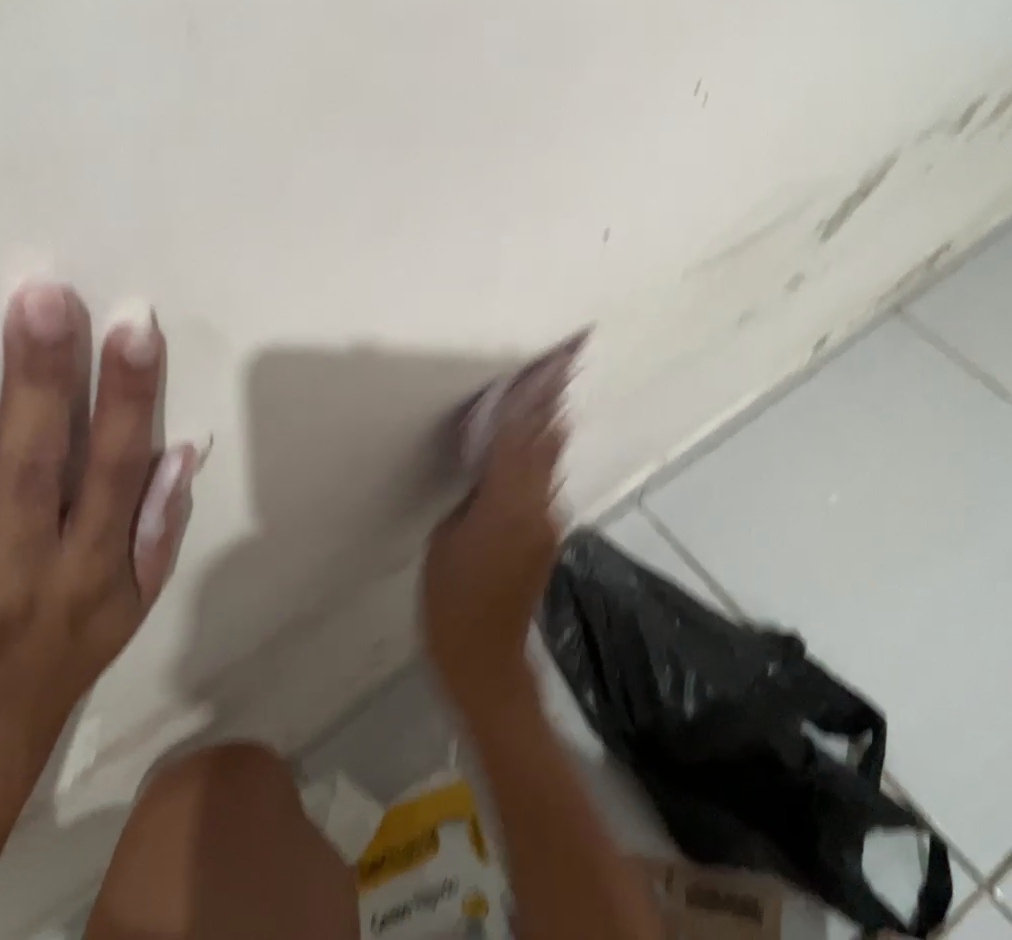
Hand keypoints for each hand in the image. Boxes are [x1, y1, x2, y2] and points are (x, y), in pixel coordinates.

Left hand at [0, 283, 204, 785]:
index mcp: (95, 567)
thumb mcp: (134, 604)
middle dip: (41, 383)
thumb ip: (158, 528)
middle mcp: (30, 571)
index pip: (117, 471)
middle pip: (35, 470)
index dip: (129, 398)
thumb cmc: (66, 656)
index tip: (133, 325)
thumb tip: (183, 450)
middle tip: (38, 298)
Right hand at [422, 341, 577, 716]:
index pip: (520, 434)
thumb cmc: (450, 601)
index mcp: (506, 502)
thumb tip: (486, 466)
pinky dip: (542, 449)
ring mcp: (547, 521)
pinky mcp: (547, 535)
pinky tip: (537, 433)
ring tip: (554, 381)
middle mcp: (537, 505)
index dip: (532, 395)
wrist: (485, 657)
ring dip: (551, 419)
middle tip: (566, 354)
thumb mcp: (445, 537)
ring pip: (551, 457)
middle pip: (548, 439)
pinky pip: (545, 479)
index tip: (548, 358)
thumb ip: (472, 493)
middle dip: (554, 397)